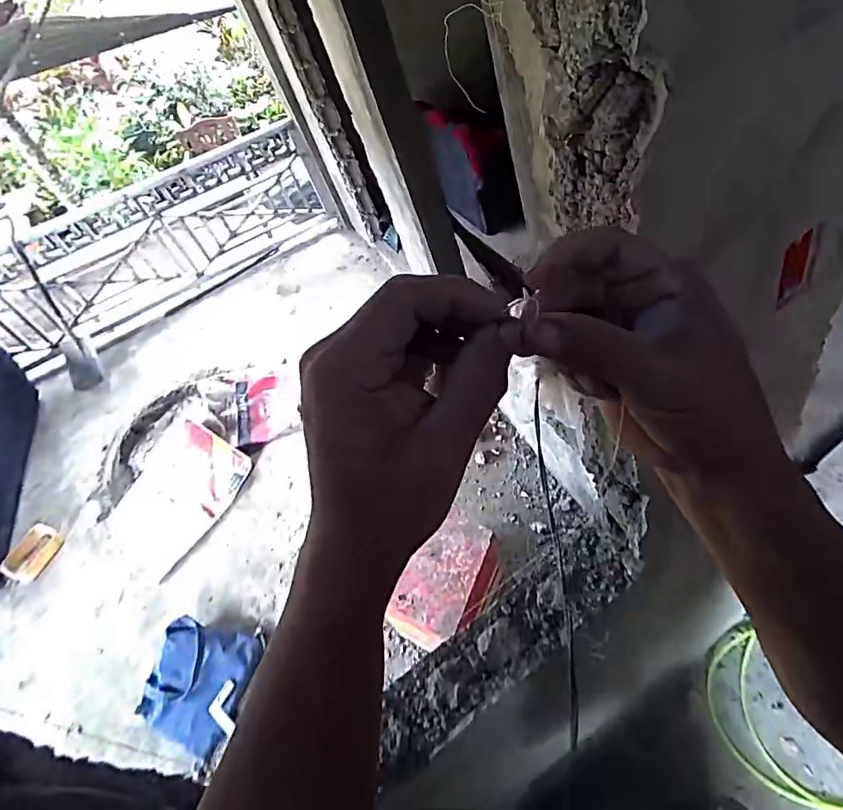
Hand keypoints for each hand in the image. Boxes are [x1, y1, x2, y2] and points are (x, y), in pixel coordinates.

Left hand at [297, 275, 512, 587]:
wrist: (356, 546)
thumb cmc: (394, 505)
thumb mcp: (447, 441)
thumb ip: (479, 376)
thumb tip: (510, 328)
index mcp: (343, 364)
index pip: (404, 296)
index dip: (461, 296)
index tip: (504, 316)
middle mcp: (332, 353)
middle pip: (403, 302)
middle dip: (459, 311)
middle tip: (504, 332)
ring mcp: (338, 363)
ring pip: (404, 318)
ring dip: (450, 328)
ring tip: (490, 352)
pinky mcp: (352, 375)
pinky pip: (399, 342)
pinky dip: (435, 346)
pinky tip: (463, 368)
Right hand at [516, 227, 787, 486]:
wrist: (721, 471)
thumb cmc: (705, 408)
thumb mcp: (651, 371)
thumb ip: (590, 343)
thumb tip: (529, 324)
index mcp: (665, 282)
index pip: (608, 248)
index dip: (568, 256)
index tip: (533, 283)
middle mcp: (640, 298)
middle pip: (580, 282)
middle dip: (555, 306)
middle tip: (526, 333)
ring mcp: (622, 331)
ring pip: (569, 317)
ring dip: (562, 342)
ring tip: (584, 377)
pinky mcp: (608, 363)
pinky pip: (571, 350)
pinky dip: (572, 367)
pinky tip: (597, 392)